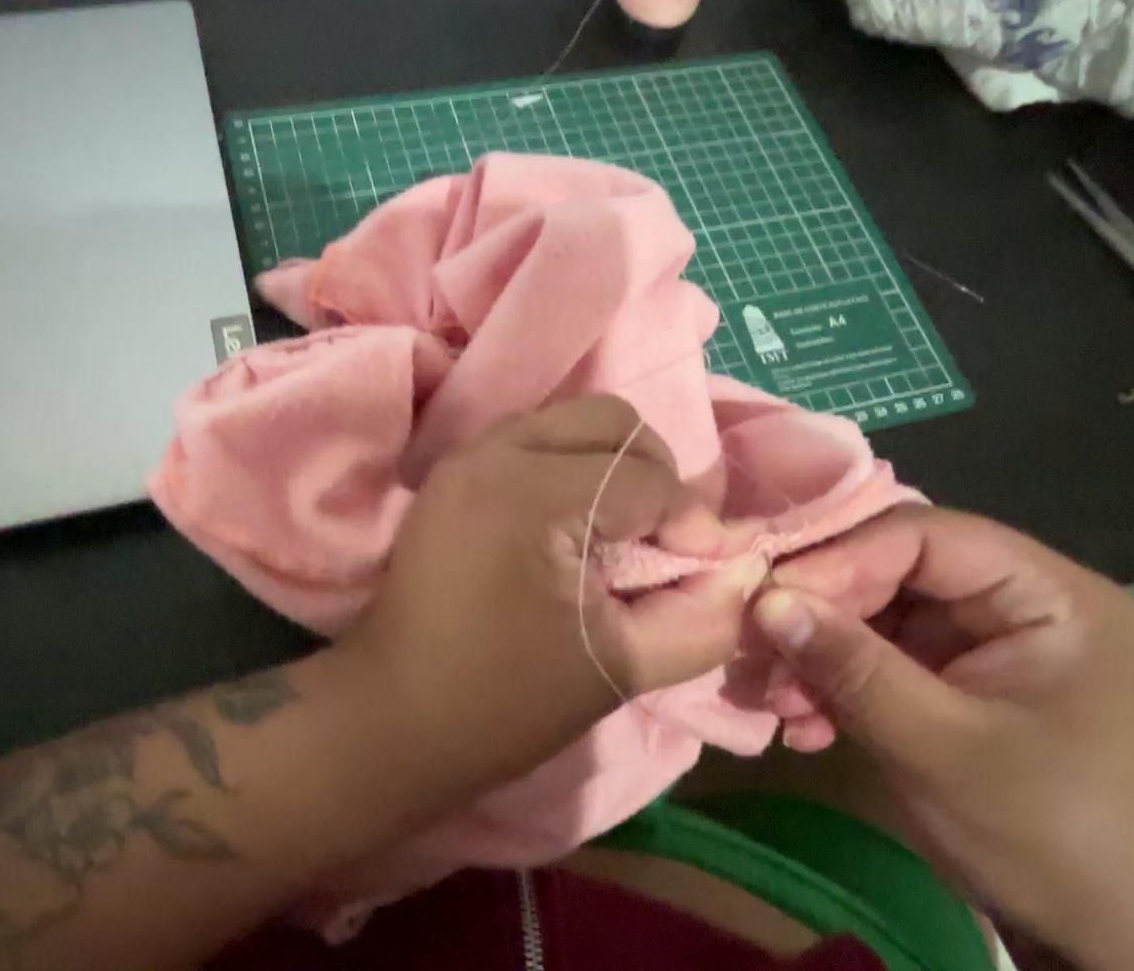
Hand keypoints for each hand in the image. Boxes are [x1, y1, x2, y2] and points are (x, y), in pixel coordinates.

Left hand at [340, 395, 764, 776]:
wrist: (394, 715)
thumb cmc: (505, 701)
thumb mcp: (620, 668)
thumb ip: (700, 618)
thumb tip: (739, 571)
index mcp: (533, 495)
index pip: (646, 477)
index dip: (689, 521)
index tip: (699, 568)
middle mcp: (494, 453)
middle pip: (609, 419)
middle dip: (654, 471)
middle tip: (662, 536)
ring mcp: (464, 456)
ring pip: (568, 421)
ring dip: (610, 463)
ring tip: (620, 528)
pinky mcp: (450, 473)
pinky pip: (531, 439)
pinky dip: (568, 465)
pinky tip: (573, 522)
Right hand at [750, 507, 1133, 970]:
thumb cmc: (1058, 843)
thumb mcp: (942, 750)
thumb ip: (851, 667)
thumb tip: (763, 600)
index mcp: (1053, 599)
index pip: (926, 538)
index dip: (839, 558)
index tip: (767, 596)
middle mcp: (1026, 609)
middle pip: (898, 578)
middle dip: (824, 618)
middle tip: (759, 653)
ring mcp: (998, 652)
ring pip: (885, 624)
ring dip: (825, 660)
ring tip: (777, 704)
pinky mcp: (973, 693)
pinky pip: (895, 667)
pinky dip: (848, 692)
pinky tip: (806, 727)